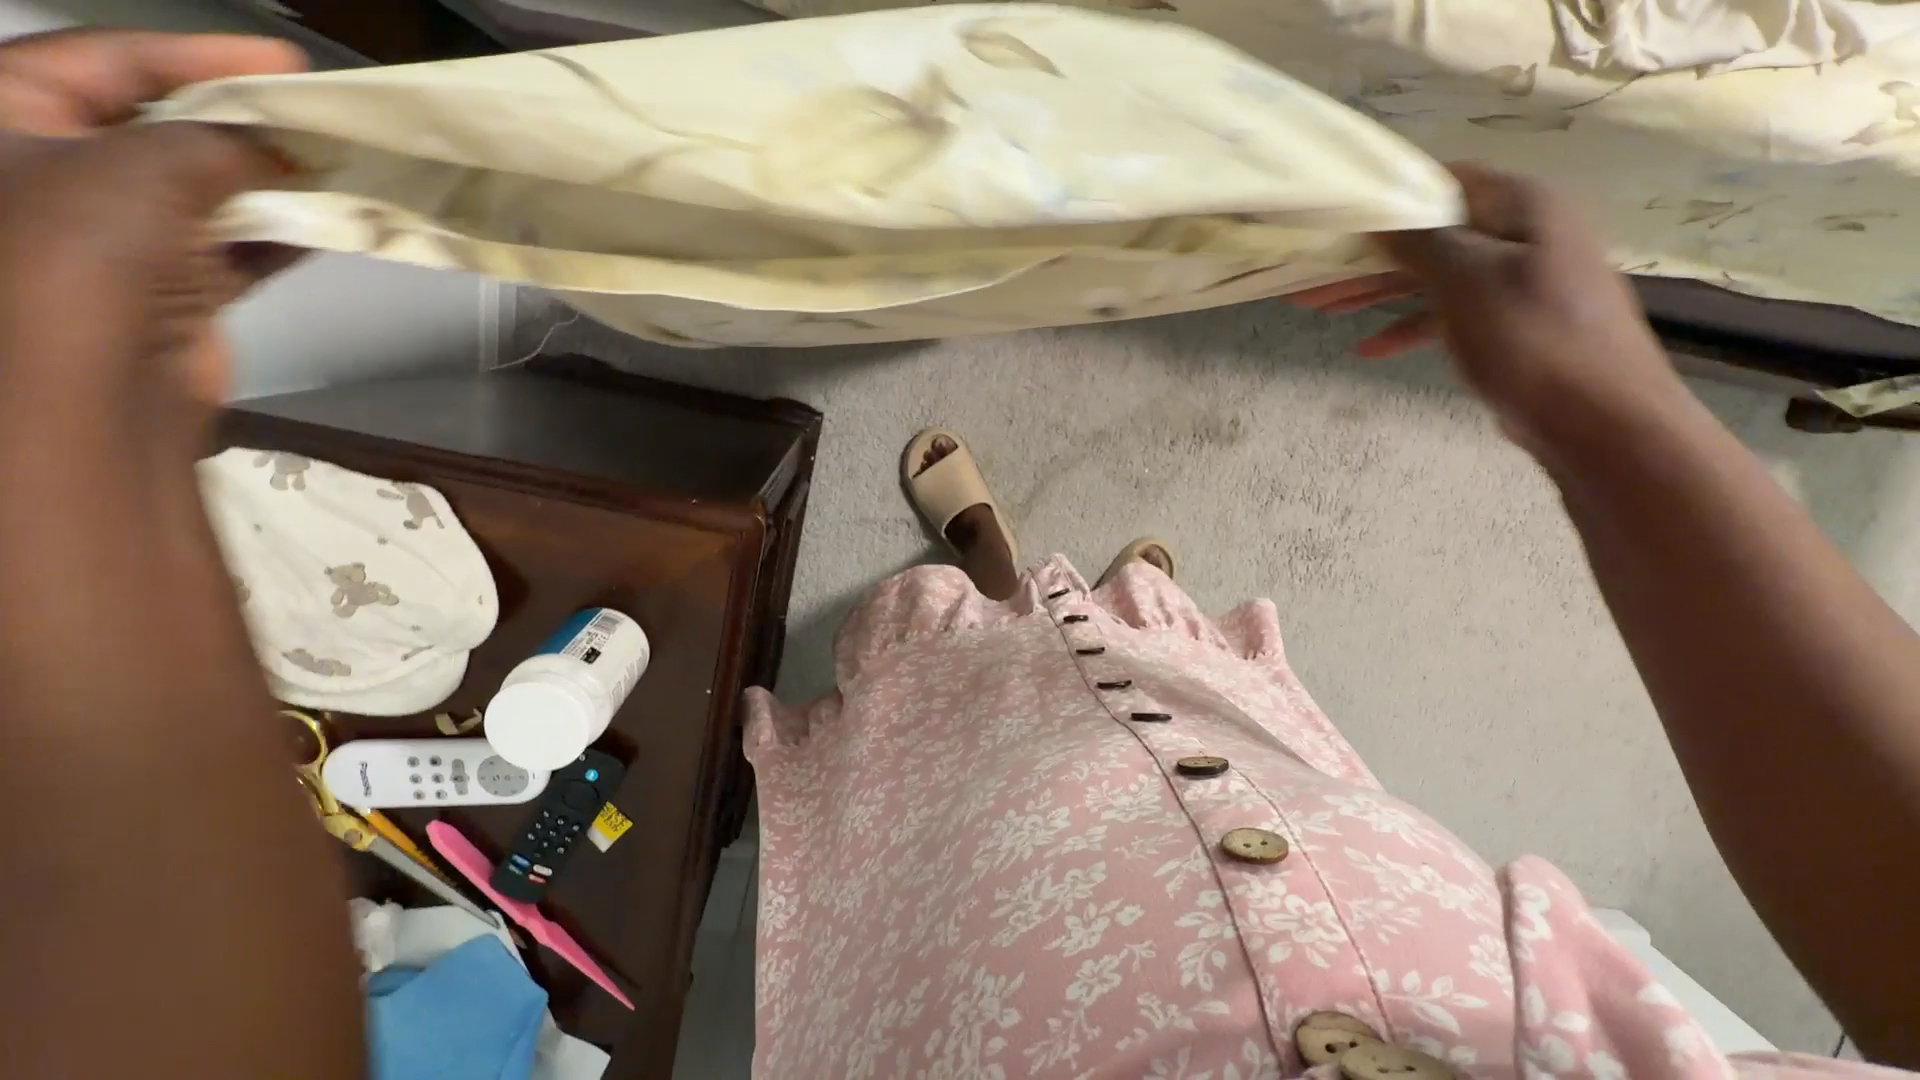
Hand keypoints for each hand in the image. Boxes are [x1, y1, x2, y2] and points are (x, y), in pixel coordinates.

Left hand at [0, 29, 305, 413]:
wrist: (92, 389)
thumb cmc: (84, 255)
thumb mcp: (145, 167)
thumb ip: (219, 141)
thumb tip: (285, 148)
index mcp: (5, 116)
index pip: (109, 60)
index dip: (202, 55)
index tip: (288, 61)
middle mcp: (55, 170)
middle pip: (166, 126)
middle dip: (247, 126)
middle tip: (319, 120)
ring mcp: (116, 234)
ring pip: (209, 191)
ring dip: (274, 184)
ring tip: (338, 171)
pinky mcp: (170, 287)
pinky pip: (235, 246)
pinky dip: (280, 235)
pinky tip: (329, 223)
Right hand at [1288, 164, 1690, 456]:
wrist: (1597, 419)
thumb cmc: (1531, 339)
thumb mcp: (1467, 281)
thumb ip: (1420, 243)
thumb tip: (1380, 217)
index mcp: (1523, 207)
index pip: (1446, 178)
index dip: (1391, 192)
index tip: (1339, 213)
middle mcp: (1522, 234)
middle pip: (1431, 233)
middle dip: (1368, 254)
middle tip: (1312, 271)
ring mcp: (1516, 282)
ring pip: (1432, 276)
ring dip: (1376, 291)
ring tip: (1321, 307)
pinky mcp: (1508, 325)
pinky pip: (1447, 314)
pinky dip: (1407, 327)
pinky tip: (1367, 349)